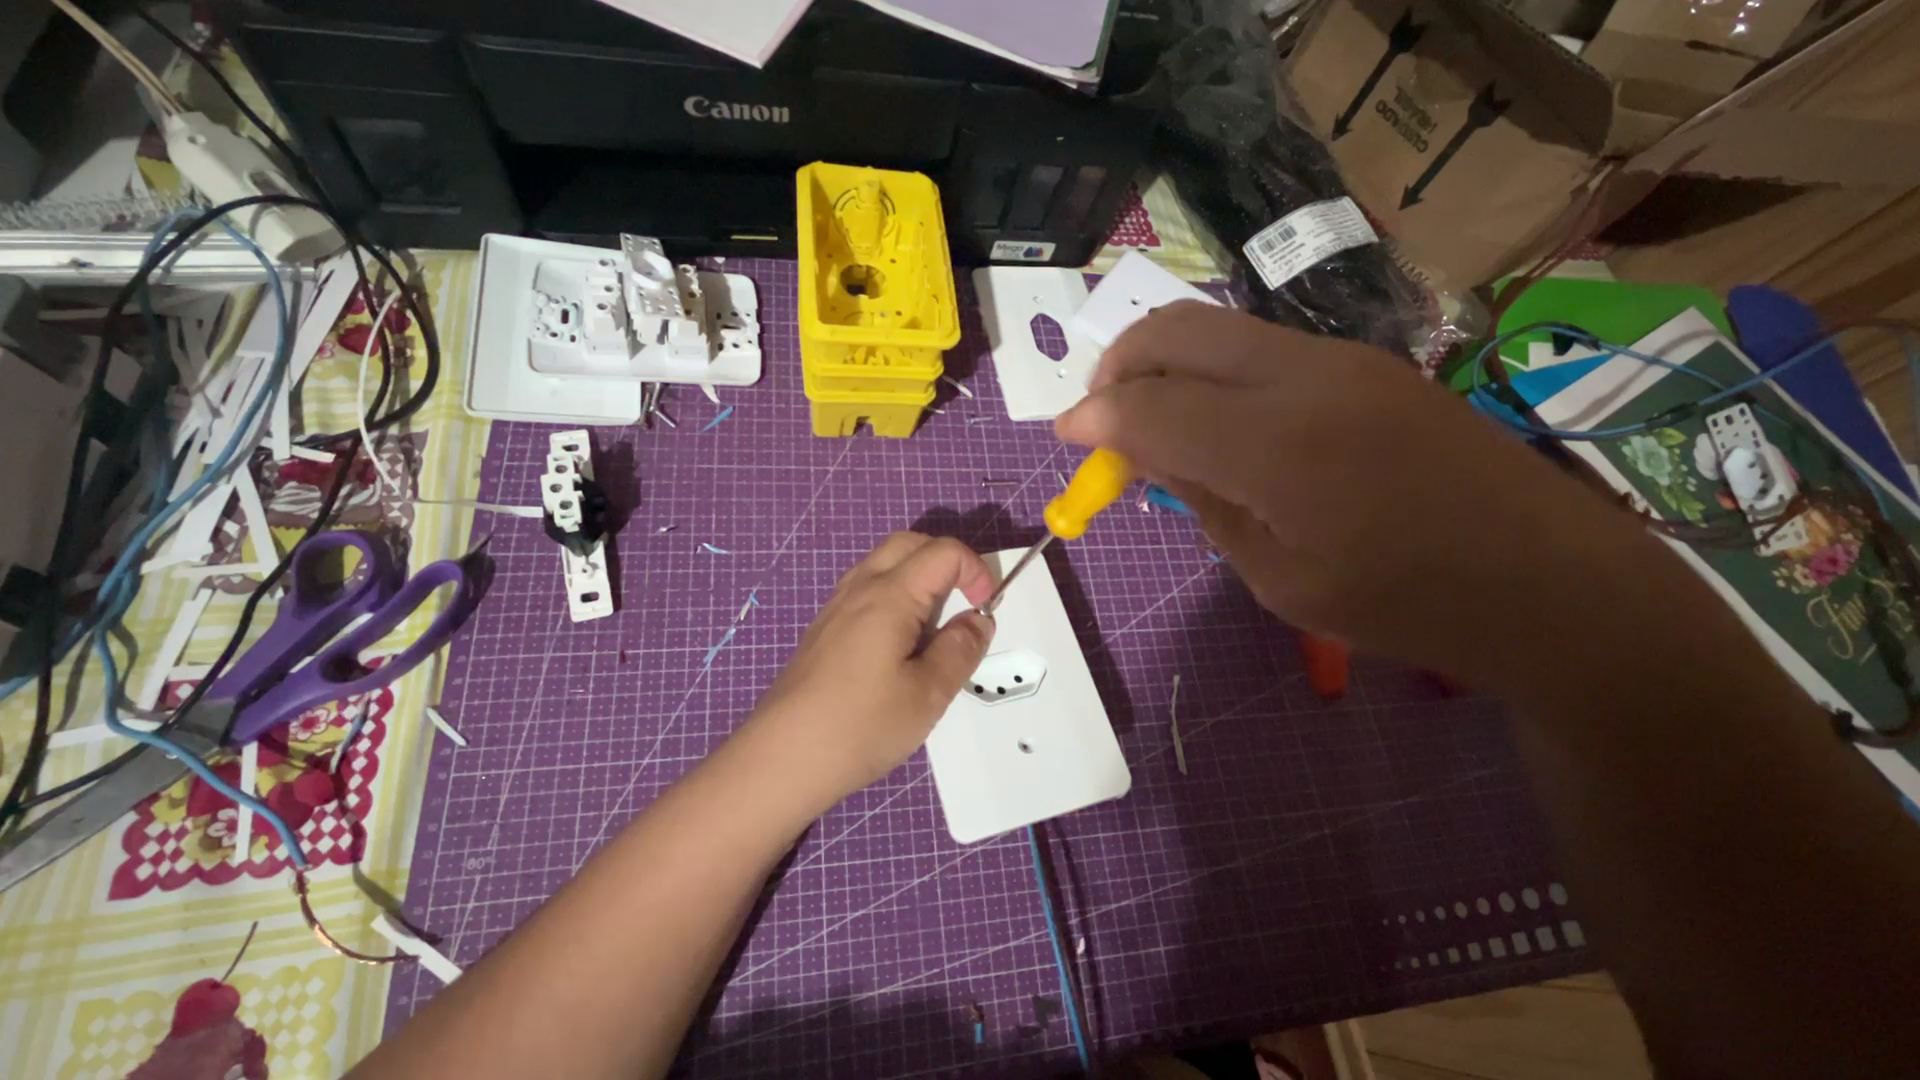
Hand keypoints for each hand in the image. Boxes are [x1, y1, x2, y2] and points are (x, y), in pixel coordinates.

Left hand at [742, 533, 995, 811]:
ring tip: (935, 627)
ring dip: (919, 578)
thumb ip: (960, 650)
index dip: (976, 571)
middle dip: (947, 561)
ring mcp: (836, 609)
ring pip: (883, 565)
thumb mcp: (928, 694)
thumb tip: (978, 620)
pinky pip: (866, 591)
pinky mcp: (824, 631)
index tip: (986, 610)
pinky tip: (900, 646)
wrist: (782, 758)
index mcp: (889, 595)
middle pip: (908, 544)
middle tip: (966, 603)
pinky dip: (895, 597)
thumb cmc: (860, 726)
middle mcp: (859, 589)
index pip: (943, 552)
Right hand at [1054, 302, 1659, 680]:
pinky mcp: (1367, 363)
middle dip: (1119, 365)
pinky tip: (1217, 420)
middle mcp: (1304, 377)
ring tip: (1152, 418)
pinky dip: (1214, 370)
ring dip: (1166, 361)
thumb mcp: (1280, 578)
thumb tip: (1150, 452)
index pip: (1150, 404)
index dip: (1095, 418)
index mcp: (1277, 445)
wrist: (1550, 580)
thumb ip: (1206, 502)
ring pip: (1219, 328)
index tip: (1065, 437)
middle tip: (1100, 415)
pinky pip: (1261, 346)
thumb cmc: (1407, 604)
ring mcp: (1342, 359)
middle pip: (1176, 331)